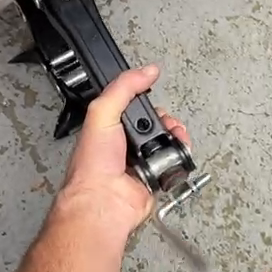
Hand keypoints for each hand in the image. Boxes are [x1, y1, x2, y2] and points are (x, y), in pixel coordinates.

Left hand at [55, 65, 190, 240]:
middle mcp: (123, 144)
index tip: (152, 88)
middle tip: (163, 120)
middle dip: (164, 118)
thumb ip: (123, 88)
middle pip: (153, 122)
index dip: (143, 95)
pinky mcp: (155, 177)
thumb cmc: (92, 165)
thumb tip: (146, 71)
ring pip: (166, 141)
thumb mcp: (103, 112)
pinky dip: (178, 157)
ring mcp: (140, 162)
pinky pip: (173, 162)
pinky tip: (175, 152)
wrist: (105, 201)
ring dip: (174, 135)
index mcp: (107, 127)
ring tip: (173, 135)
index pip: (130, 103)